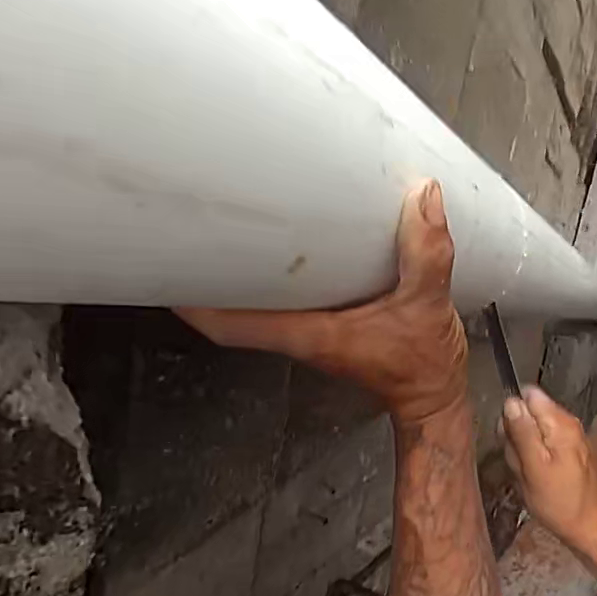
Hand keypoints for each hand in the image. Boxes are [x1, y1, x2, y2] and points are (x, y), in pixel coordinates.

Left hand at [176, 180, 468, 424]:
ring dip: (242, 270)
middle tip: (192, 221)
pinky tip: (290, 246)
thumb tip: (423, 198)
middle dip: (209, 269)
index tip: (162, 264)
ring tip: (229, 223)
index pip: (230, 325)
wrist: (433, 397)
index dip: (191, 299)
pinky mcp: (328, 325)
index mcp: (311, 335)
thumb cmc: (422, 369)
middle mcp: (302, 334)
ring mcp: (313, 331)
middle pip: (233, 309)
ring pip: (259, 303)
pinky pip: (288, 300)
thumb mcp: (428, 308)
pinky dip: (279, 275)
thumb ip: (427, 253)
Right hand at [502, 386, 596, 549]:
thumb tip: (510, 402)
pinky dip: (535, 460)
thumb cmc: (560, 503)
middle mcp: (569, 425)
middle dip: (517, 435)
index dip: (513, 414)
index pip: (529, 396)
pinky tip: (536, 478)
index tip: (510, 438)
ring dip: (524, 451)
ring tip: (528, 474)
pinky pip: (543, 448)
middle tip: (520, 462)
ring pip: (534, 433)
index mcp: (560, 425)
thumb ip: (521, 432)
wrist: (589, 529)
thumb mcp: (532, 468)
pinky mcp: (571, 454)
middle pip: (530, 414)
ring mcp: (571, 440)